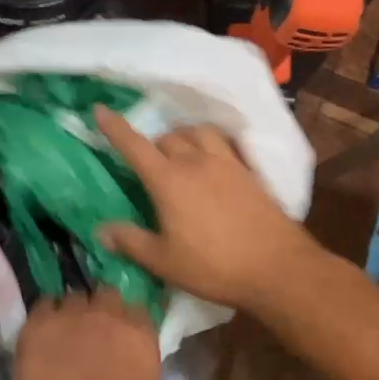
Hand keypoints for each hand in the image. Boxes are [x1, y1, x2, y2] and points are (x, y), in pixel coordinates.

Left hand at [3, 289, 159, 379]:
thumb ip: (141, 373)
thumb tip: (130, 365)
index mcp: (140, 337)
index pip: (137, 311)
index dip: (126, 320)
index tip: (118, 333)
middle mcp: (108, 316)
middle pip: (106, 294)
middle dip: (100, 307)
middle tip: (90, 328)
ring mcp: (72, 313)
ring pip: (73, 297)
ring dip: (71, 312)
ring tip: (62, 333)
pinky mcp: (39, 319)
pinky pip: (44, 304)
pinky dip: (45, 316)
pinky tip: (41, 336)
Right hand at [93, 106, 314, 308]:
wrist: (279, 270)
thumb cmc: (215, 267)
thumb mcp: (164, 262)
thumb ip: (130, 242)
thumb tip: (100, 229)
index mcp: (168, 180)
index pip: (134, 145)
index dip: (114, 126)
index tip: (98, 109)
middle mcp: (195, 162)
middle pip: (166, 137)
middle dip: (151, 143)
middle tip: (145, 162)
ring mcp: (226, 164)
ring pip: (198, 133)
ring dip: (182, 136)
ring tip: (179, 151)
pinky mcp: (250, 173)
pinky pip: (224, 144)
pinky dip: (210, 144)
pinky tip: (212, 161)